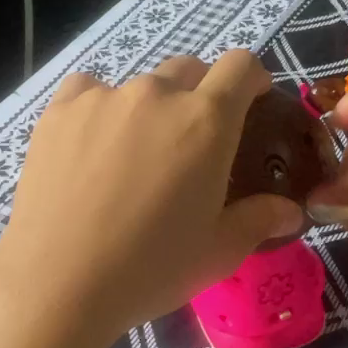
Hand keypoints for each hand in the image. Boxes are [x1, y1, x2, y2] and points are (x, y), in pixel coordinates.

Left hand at [0, 51, 305, 347]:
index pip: (241, 66)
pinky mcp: (58, 111)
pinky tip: (91, 143)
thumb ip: (258, 220)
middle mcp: (156, 95)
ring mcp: (103, 98)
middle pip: (189, 69)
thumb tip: (289, 211)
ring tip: (136, 151)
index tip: (252, 102)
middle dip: (201, 93)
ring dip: (149, 106)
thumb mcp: (217, 251)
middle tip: (193, 139)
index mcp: (206, 121)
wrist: (58, 281)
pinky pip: (87, 90)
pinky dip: (98, 106)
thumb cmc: (150, 268)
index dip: (252, 78)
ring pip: (139, 83)